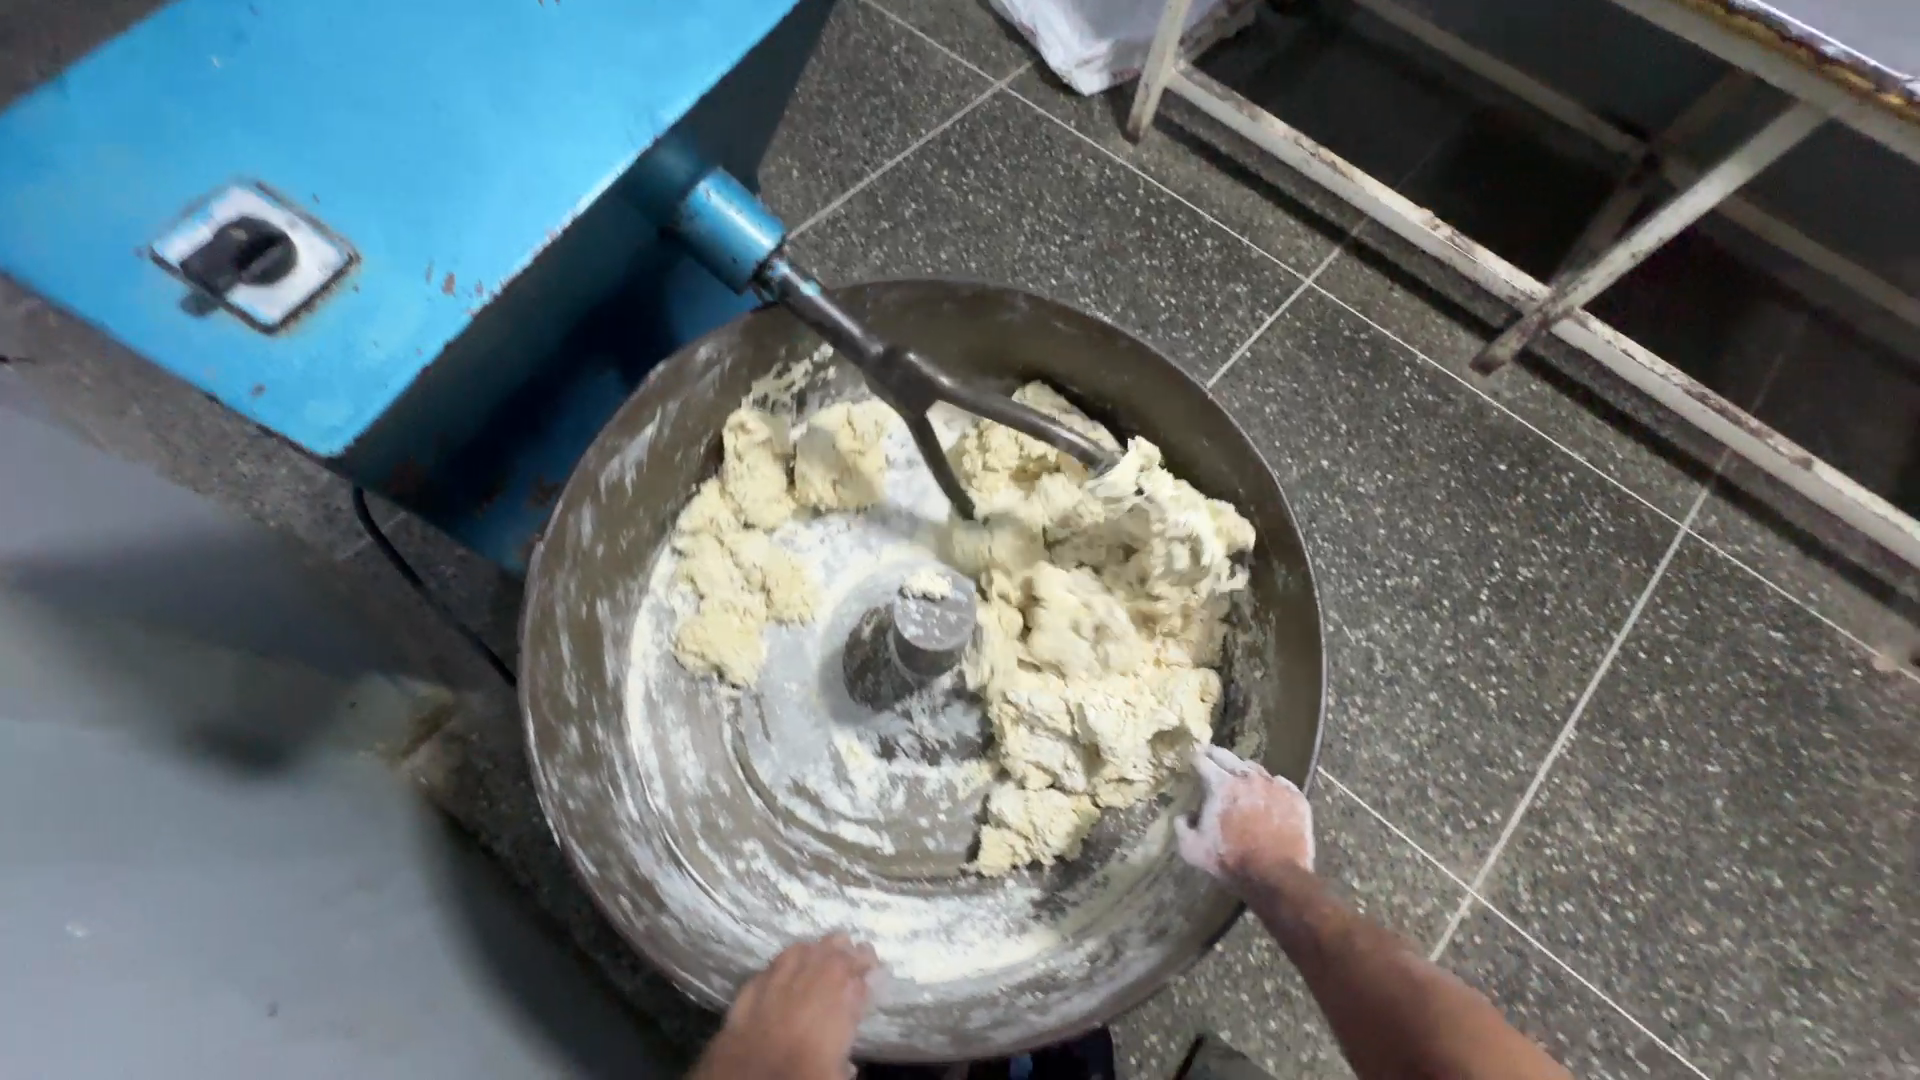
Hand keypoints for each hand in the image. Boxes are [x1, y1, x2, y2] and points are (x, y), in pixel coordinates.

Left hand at [690, 934, 878, 1079]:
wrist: (749, 1079)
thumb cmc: (802, 1074)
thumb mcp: (835, 1070)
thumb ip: (844, 1050)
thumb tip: (850, 1060)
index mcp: (840, 992)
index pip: (862, 966)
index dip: (869, 965)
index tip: (873, 968)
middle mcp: (813, 975)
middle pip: (834, 947)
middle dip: (845, 949)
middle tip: (851, 955)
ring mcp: (779, 976)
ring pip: (802, 948)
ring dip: (814, 950)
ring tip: (819, 955)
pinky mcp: (752, 985)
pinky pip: (773, 965)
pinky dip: (783, 965)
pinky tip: (784, 971)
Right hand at [1175, 745, 1313, 886]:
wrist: (1277, 877)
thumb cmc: (1231, 861)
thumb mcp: (1191, 848)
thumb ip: (1181, 826)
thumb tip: (1185, 815)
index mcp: (1220, 784)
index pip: (1202, 760)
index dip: (1194, 760)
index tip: (1191, 763)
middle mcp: (1247, 777)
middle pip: (1227, 756)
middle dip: (1215, 757)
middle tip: (1211, 763)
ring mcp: (1274, 785)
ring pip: (1254, 768)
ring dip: (1243, 772)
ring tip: (1241, 782)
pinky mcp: (1296, 798)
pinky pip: (1280, 783)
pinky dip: (1271, 786)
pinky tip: (1268, 796)